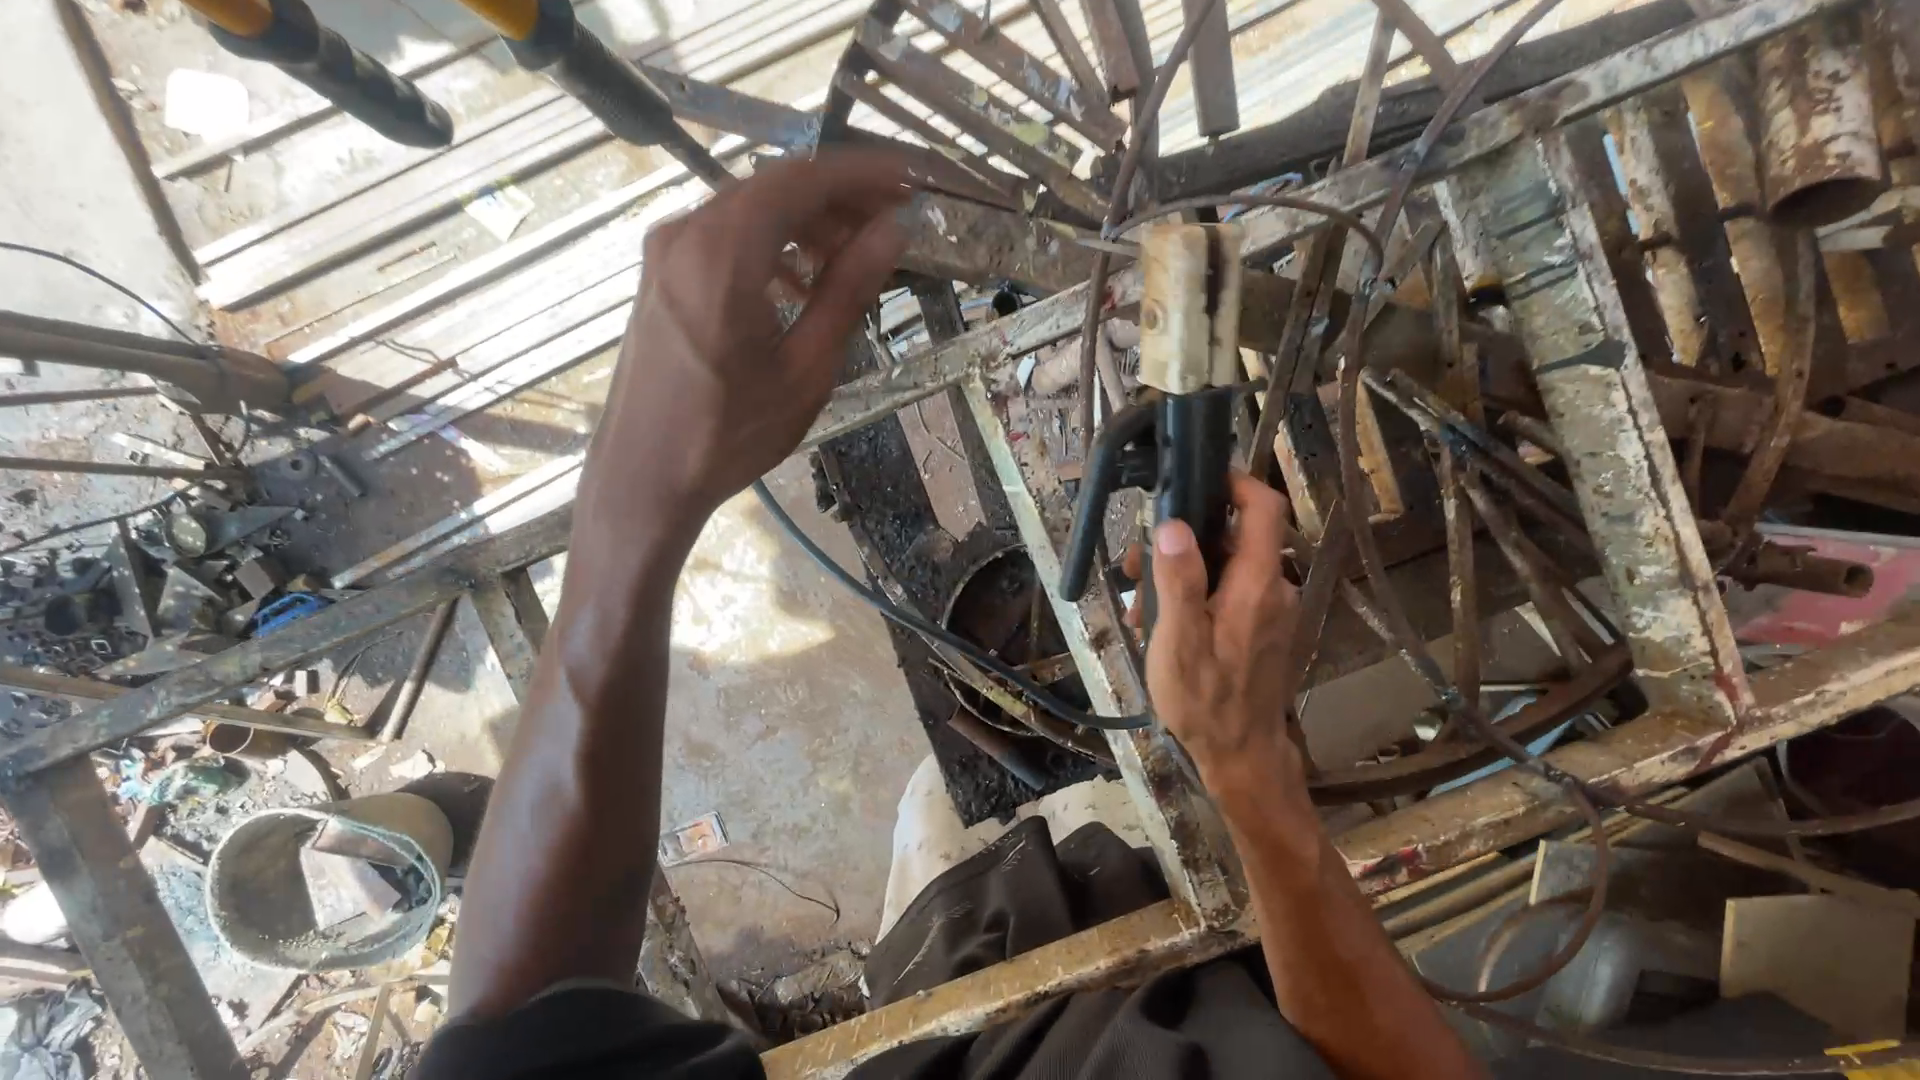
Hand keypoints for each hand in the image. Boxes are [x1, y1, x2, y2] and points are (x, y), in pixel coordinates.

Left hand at [577, 151, 910, 541]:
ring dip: (803, 222)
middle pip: (774, 188)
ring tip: (850, 258)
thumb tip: (890, 231)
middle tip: (888, 225)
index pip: (802, 180)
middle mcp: (686, 234)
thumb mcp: (805, 369)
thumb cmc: (729, 435)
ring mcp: (665, 252)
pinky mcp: (660, 275)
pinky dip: (768, 243)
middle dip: (837, 198)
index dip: (861, 174)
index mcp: (723, 253)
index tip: (909, 182)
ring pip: (748, 209)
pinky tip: (797, 282)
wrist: (644, 477)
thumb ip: (847, 291)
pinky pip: (722, 236)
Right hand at [1144, 472, 1304, 794]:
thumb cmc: (1205, 700)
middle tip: (1136, 566)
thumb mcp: (1180, 640)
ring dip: (1183, 574)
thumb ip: (1179, 580)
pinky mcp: (1263, 629)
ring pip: (1226, 567)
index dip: (1236, 482)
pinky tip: (1163, 626)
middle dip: (1183, 540)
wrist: (1240, 755)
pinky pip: (1230, 594)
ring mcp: (1270, 610)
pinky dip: (1197, 597)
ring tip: (1142, 607)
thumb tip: (1173, 525)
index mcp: (1256, 584)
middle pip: (1234, 537)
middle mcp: (1273, 588)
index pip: (1263, 508)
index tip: (1199, 478)